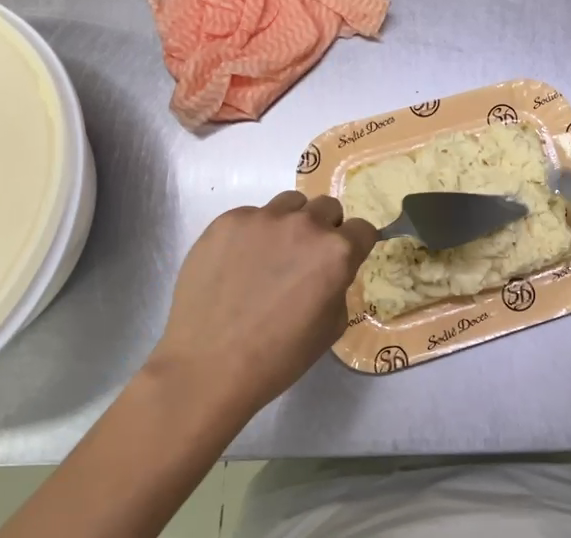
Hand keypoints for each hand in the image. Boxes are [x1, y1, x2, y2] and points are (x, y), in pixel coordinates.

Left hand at [152, 191, 376, 414]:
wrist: (207, 367)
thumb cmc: (277, 358)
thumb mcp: (331, 328)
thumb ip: (339, 286)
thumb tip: (330, 271)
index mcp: (336, 252)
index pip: (363, 229)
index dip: (356, 245)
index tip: (344, 259)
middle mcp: (304, 225)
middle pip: (328, 208)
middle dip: (324, 229)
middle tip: (305, 260)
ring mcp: (263, 218)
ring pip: (290, 204)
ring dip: (290, 223)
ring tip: (270, 256)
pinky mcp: (228, 221)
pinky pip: (251, 216)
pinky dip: (252, 234)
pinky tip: (236, 265)